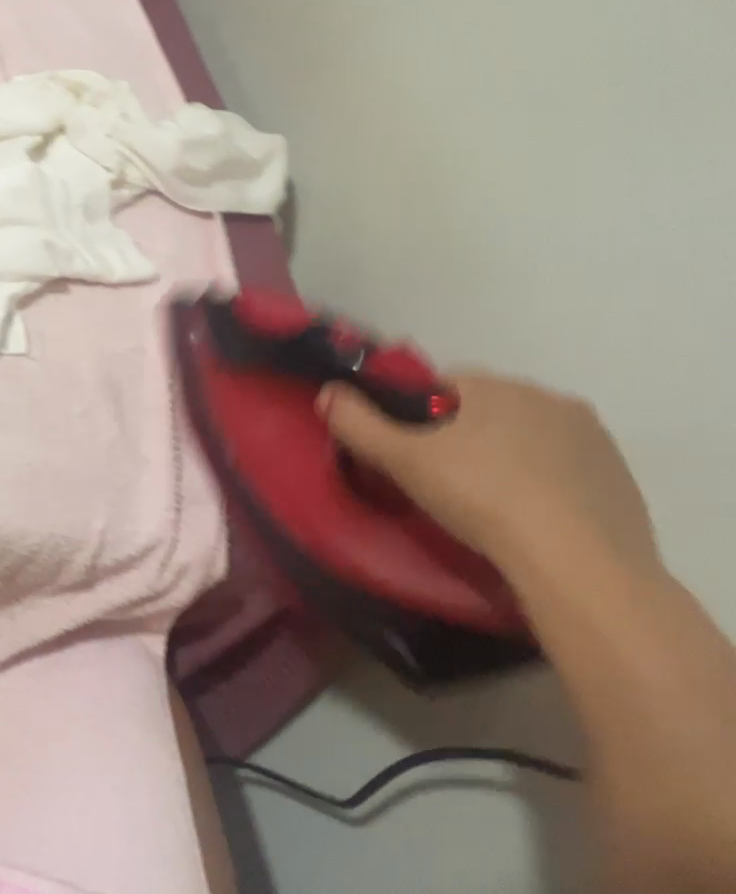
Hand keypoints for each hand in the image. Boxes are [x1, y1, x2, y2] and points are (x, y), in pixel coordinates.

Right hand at [319, 372, 658, 576]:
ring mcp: (592, 436)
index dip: (414, 414)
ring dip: (501, 454)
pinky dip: (539, 479)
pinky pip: (561, 464)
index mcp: (498, 386)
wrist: (578, 561)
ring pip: (524, 435)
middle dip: (459, 433)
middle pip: (483, 408)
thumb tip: (328, 392)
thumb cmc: (481, 497)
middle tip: (437, 477)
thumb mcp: (402, 460)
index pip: (440, 383)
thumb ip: (357, 423)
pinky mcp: (618, 474)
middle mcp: (550, 398)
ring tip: (482, 500)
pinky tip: (525, 513)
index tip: (406, 450)